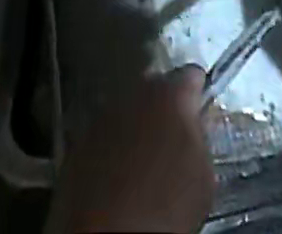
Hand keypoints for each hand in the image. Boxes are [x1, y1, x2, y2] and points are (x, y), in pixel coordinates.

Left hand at [48, 66, 214, 233]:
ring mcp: (102, 117)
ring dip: (136, 125)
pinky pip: (104, 135)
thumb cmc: (166, 206)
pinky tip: (117, 175)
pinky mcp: (78, 144)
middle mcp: (135, 94)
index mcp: (171, 95)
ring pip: (127, 110)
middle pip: (156, 88)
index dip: (198, 92)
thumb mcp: (204, 174)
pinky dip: (112, 147)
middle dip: (165, 106)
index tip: (200, 111)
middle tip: (172, 137)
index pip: (191, 75)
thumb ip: (199, 139)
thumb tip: (192, 130)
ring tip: (142, 159)